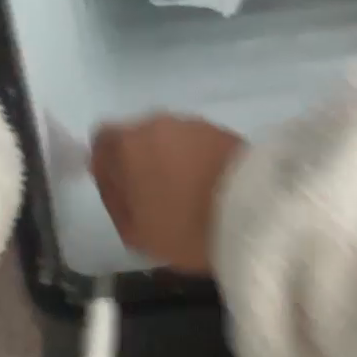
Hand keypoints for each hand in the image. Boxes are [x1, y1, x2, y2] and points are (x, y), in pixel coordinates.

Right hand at [90, 115, 246, 275]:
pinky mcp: (223, 130)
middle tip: (154, 199)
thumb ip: (117, 205)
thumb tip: (115, 186)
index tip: (122, 196)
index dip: (107, 169)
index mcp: (127, 143)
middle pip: (138, 139)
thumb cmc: (185, 225)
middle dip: (141, 164)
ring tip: (186, 195)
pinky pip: (196, 145)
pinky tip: (207, 188)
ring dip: (171, 161)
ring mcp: (193, 123)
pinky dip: (196, 161)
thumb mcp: (138, 234)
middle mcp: (156, 123)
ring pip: (169, 141)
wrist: (254, 209)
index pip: (102, 142)